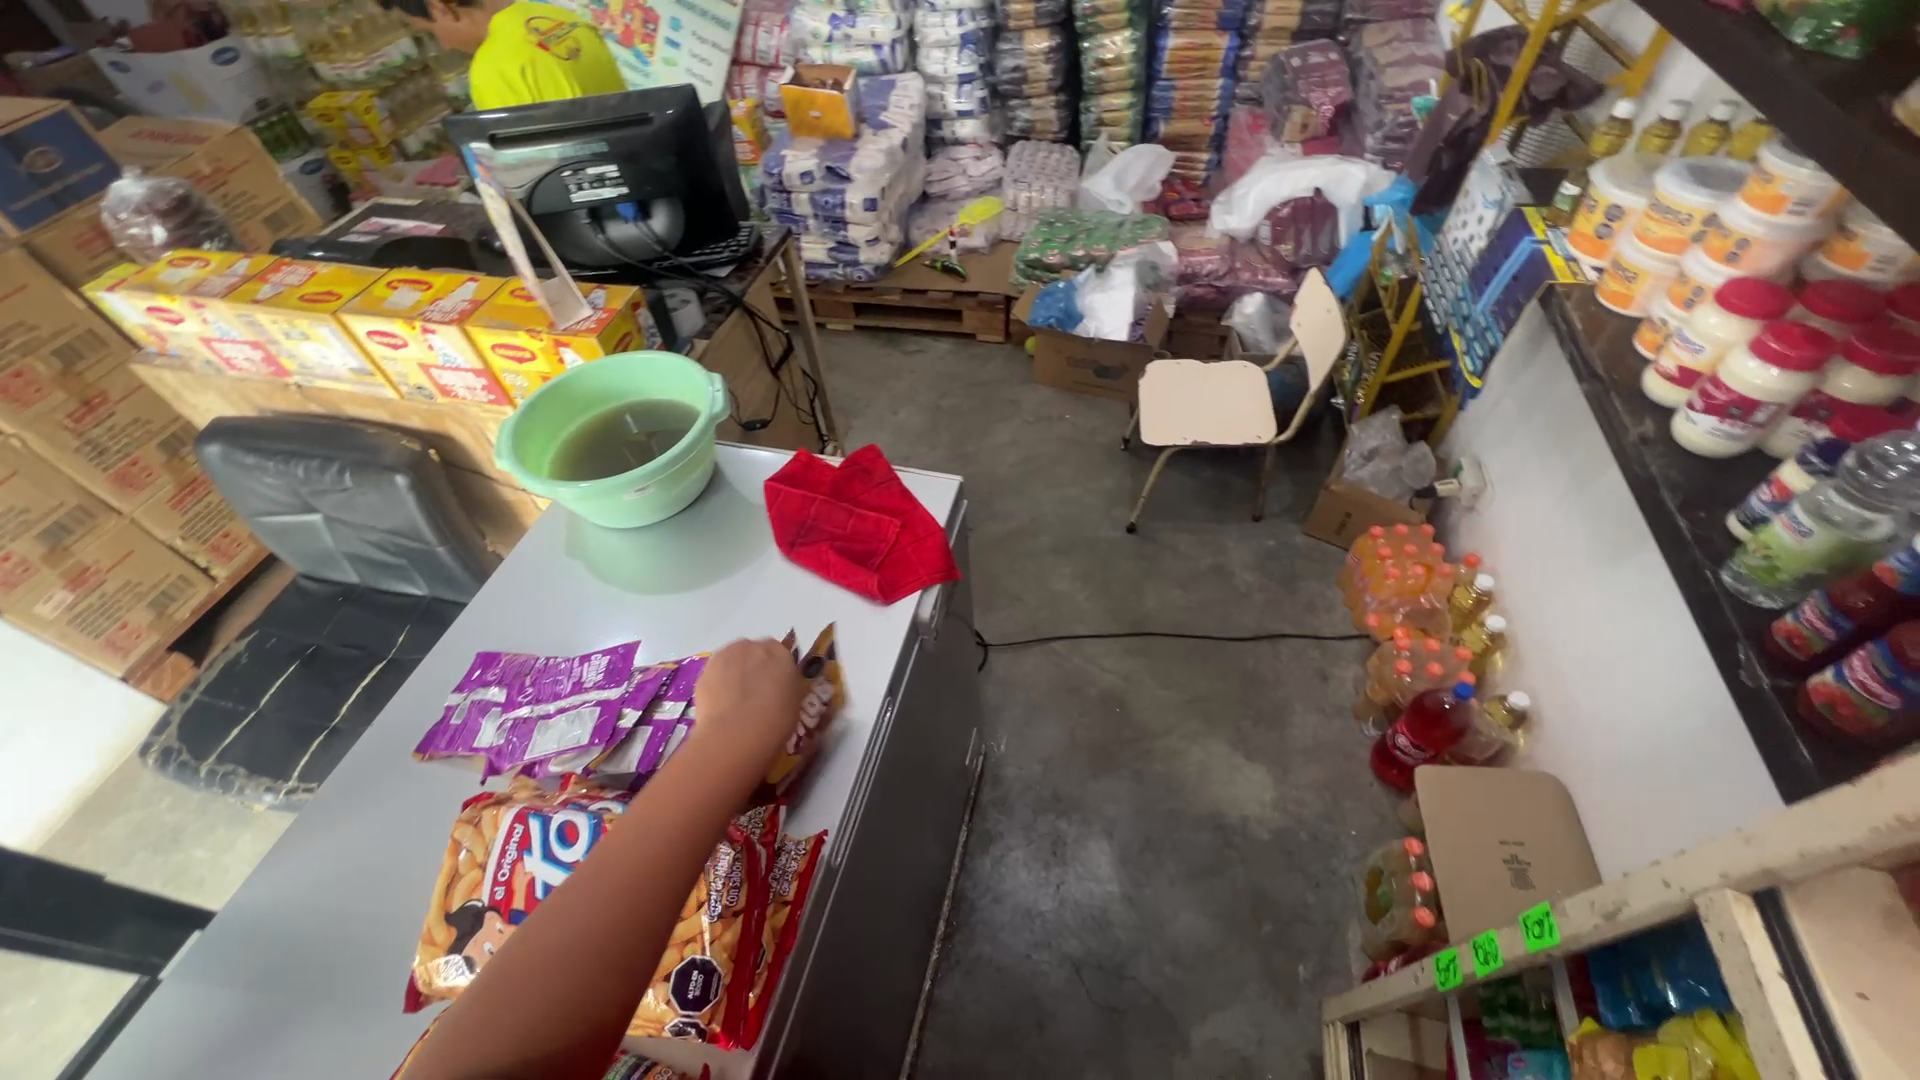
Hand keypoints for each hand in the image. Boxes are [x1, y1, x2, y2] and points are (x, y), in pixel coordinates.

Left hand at [688, 638, 802, 781]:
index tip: (774, 683)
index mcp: (780, 653)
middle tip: (754, 691)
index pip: (778, 651)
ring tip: (734, 697)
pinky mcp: (705, 670)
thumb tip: (778, 687)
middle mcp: (753, 647)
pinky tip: (719, 703)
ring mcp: (726, 655)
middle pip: (753, 650)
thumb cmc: (775, 721)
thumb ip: (786, 685)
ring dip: (734, 670)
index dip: (774, 668)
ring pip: (731, 658)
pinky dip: (717, 682)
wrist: (736, 733)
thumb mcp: (794, 702)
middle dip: (753, 665)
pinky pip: (715, 672)